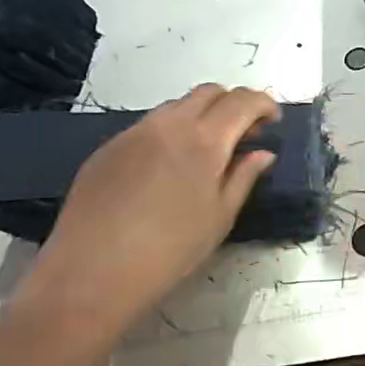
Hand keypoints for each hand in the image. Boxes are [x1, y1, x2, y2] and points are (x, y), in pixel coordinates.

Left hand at [37, 84, 280, 321]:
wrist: (91, 273)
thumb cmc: (171, 250)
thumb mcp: (220, 216)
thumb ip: (244, 176)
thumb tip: (262, 153)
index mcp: (204, 140)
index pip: (242, 101)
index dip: (263, 105)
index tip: (273, 122)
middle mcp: (168, 124)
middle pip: (209, 92)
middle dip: (233, 104)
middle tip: (244, 134)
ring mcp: (133, 133)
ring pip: (176, 106)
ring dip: (201, 116)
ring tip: (207, 150)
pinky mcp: (108, 148)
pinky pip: (148, 125)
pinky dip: (170, 132)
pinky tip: (168, 168)